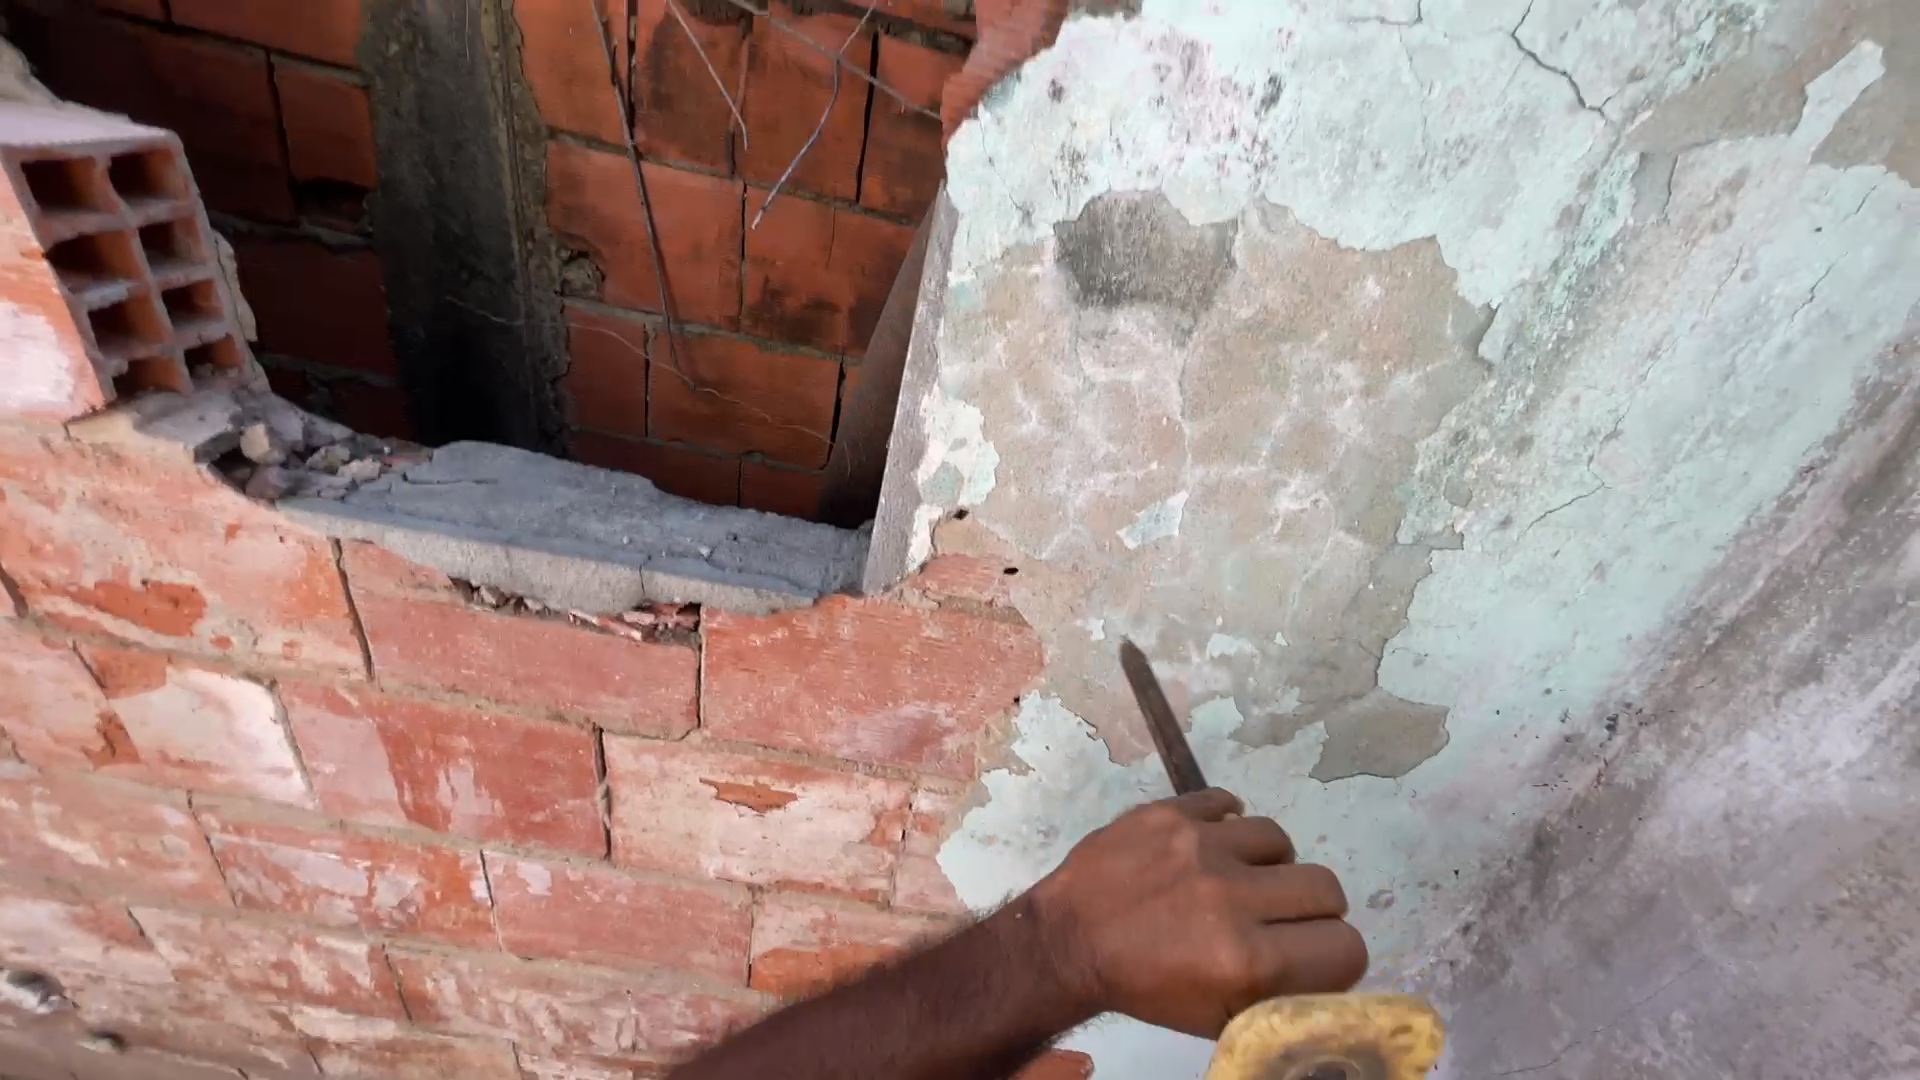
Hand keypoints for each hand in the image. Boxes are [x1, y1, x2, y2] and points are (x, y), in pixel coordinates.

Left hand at [1025, 788, 1366, 1036]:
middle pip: (1326, 886)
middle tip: (1277, 913)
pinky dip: (1226, 822)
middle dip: (1310, 907)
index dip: (1333, 953)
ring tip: (1236, 874)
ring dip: (1266, 861)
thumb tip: (1328, 957)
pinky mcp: (1167, 811)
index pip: (1347, 946)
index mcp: (1248, 961)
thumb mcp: (1221, 1015)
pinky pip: (1226, 800)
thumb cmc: (1145, 984)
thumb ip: (1283, 989)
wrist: (1071, 936)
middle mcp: (1230, 896)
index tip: (1309, 952)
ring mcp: (1197, 844)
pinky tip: (1211, 842)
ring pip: (1278, 838)